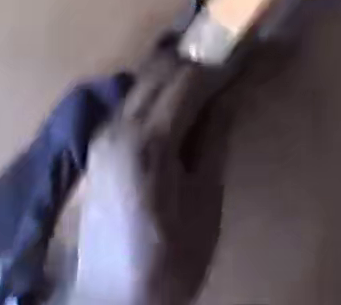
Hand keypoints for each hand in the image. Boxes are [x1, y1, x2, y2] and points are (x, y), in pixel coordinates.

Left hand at [70, 49, 233, 304]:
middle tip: (227, 67)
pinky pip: (132, 99)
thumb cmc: (168, 261)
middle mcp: (119, 124)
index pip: (187, 78)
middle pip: (160, 69)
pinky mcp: (98, 143)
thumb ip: (214, 140)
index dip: (217, 67)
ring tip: (207, 85)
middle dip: (195, 61)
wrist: (111, 303)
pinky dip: (157, 91)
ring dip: (175, 73)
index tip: (241, 60)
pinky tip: (178, 107)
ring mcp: (104, 132)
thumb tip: (230, 94)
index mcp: (148, 140)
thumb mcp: (204, 205)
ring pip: (143, 80)